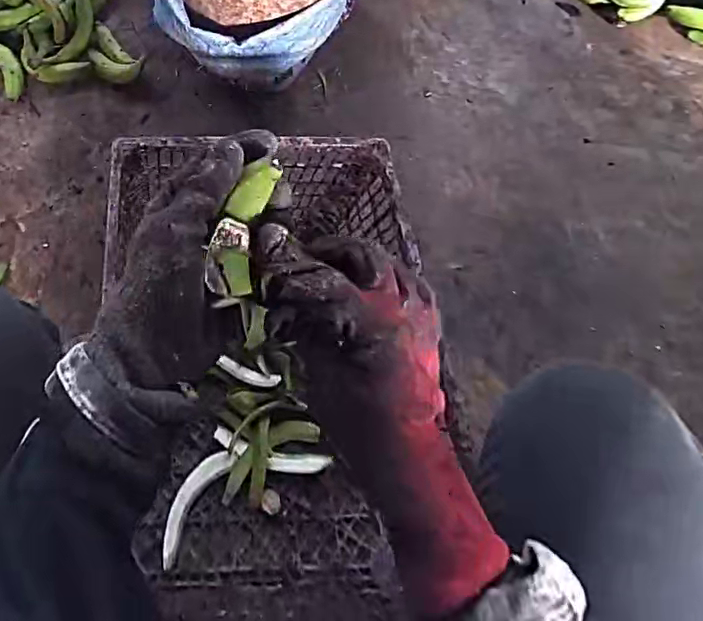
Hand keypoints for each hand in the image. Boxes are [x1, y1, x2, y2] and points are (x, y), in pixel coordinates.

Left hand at [92, 130, 274, 390]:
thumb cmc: (156, 285)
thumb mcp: (174, 229)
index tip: (271, 144)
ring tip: (270, 238)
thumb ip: (204, 189)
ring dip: (272, 224)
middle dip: (266, 191)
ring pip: (263, 222)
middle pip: (248, 191)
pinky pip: (270, 256)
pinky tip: (272, 260)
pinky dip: (275, 254)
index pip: (216, 164)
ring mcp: (228, 250)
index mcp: (182, 202)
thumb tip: (231, 148)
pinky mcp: (246, 278)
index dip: (243, 151)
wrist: (155, 353)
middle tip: (279, 199)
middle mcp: (208, 220)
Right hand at [261, 232, 445, 457]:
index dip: (294, 262)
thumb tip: (286, 302)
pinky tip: (370, 283)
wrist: (410, 454)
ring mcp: (420, 311)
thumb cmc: (360, 423)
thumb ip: (307, 329)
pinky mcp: (430, 321)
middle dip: (331, 250)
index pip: (326, 276)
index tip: (271, 247)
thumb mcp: (321, 374)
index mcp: (373, 320)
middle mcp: (401, 306)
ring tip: (335, 265)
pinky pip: (409, 280)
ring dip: (359, 259)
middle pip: (363, 255)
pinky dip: (386, 275)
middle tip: (306, 256)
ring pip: (388, 262)